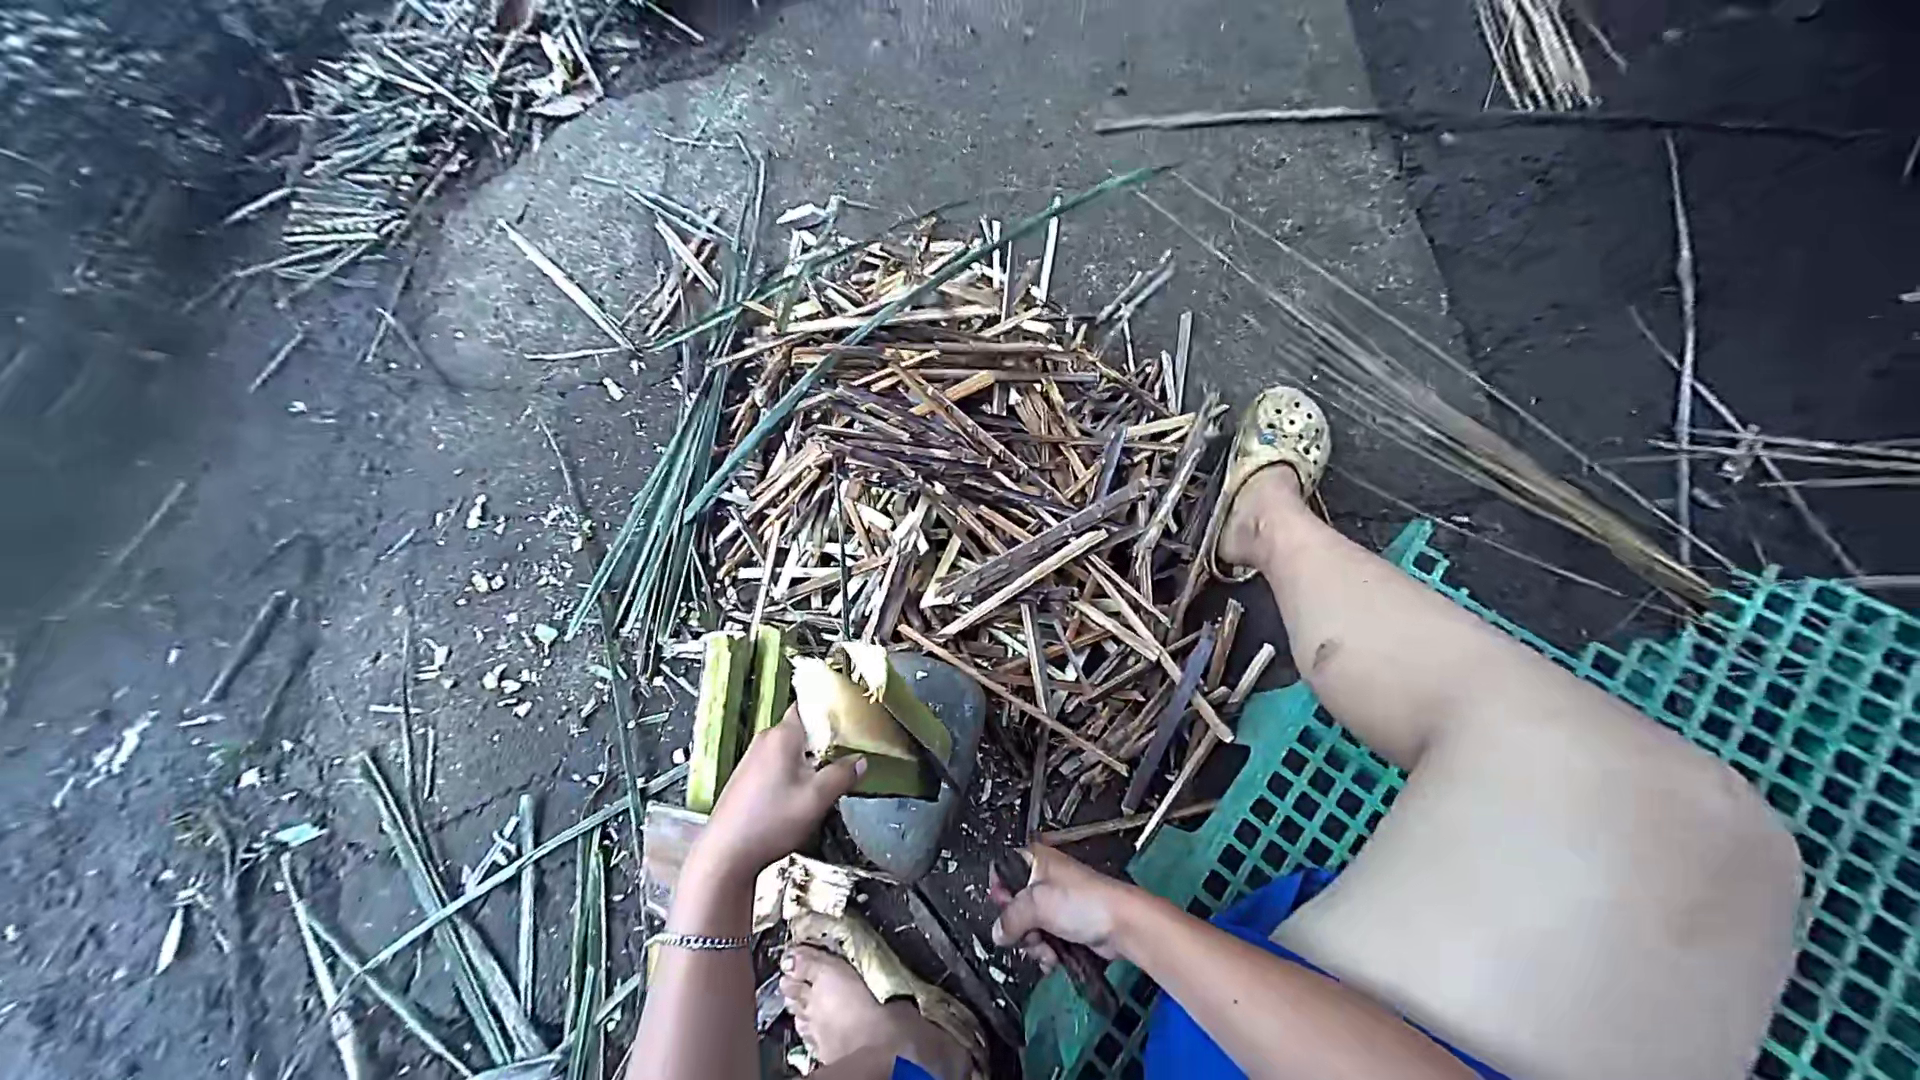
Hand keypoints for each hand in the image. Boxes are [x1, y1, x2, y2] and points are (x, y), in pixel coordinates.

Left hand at [688, 708, 864, 880]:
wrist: (725, 855)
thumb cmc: (771, 821)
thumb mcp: (817, 799)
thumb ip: (842, 775)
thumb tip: (860, 761)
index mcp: (782, 736)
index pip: (808, 706)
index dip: (830, 711)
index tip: (850, 722)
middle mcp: (765, 740)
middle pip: (802, 730)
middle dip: (824, 742)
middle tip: (845, 758)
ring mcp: (752, 759)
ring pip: (790, 750)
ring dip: (808, 761)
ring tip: (824, 781)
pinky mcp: (746, 778)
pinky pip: (777, 765)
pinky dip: (792, 773)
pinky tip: (798, 797)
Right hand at [988, 845, 1145, 963]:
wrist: (1121, 925)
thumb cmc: (1082, 902)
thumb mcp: (1037, 904)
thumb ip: (1010, 918)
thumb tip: (998, 933)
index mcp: (1035, 860)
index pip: (1003, 872)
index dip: (1001, 894)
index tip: (1005, 910)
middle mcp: (1043, 878)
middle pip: (1014, 906)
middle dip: (1020, 927)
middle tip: (1032, 932)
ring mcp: (1055, 903)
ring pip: (1028, 927)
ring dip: (1034, 944)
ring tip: (1048, 948)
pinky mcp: (1066, 924)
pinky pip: (1043, 939)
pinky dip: (1046, 951)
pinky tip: (1055, 956)